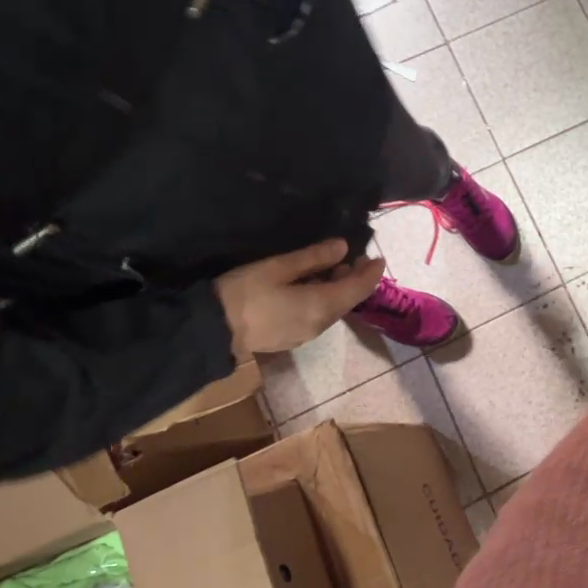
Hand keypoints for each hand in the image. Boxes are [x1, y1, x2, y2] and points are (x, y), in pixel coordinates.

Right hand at [215, 238, 384, 356]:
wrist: (209, 331)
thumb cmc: (243, 293)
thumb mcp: (277, 267)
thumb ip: (313, 258)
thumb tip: (343, 247)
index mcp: (322, 306)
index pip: (359, 289)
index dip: (371, 272)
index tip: (378, 257)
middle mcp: (320, 325)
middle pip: (348, 300)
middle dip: (354, 278)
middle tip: (351, 257)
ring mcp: (305, 335)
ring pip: (332, 309)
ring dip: (337, 289)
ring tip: (331, 268)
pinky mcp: (289, 339)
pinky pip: (316, 316)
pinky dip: (322, 299)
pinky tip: (310, 287)